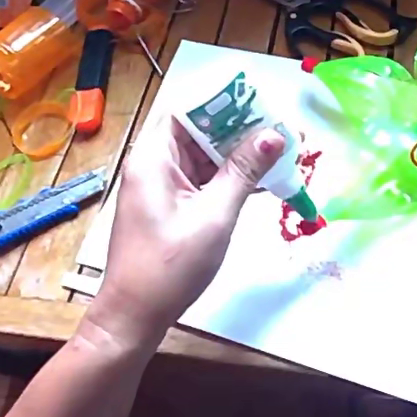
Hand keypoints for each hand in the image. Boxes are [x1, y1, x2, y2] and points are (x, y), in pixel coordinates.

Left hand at [88, 117, 284, 343]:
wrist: (135, 314)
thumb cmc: (169, 266)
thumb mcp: (214, 216)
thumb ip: (243, 171)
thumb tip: (273, 134)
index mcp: (153, 157)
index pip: (188, 109)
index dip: (225, 102)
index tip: (263, 103)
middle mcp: (152, 163)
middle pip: (197, 131)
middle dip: (239, 129)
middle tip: (281, 130)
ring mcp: (159, 185)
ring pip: (202, 156)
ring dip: (237, 156)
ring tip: (279, 152)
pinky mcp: (167, 205)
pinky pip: (200, 179)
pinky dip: (226, 179)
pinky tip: (260, 180)